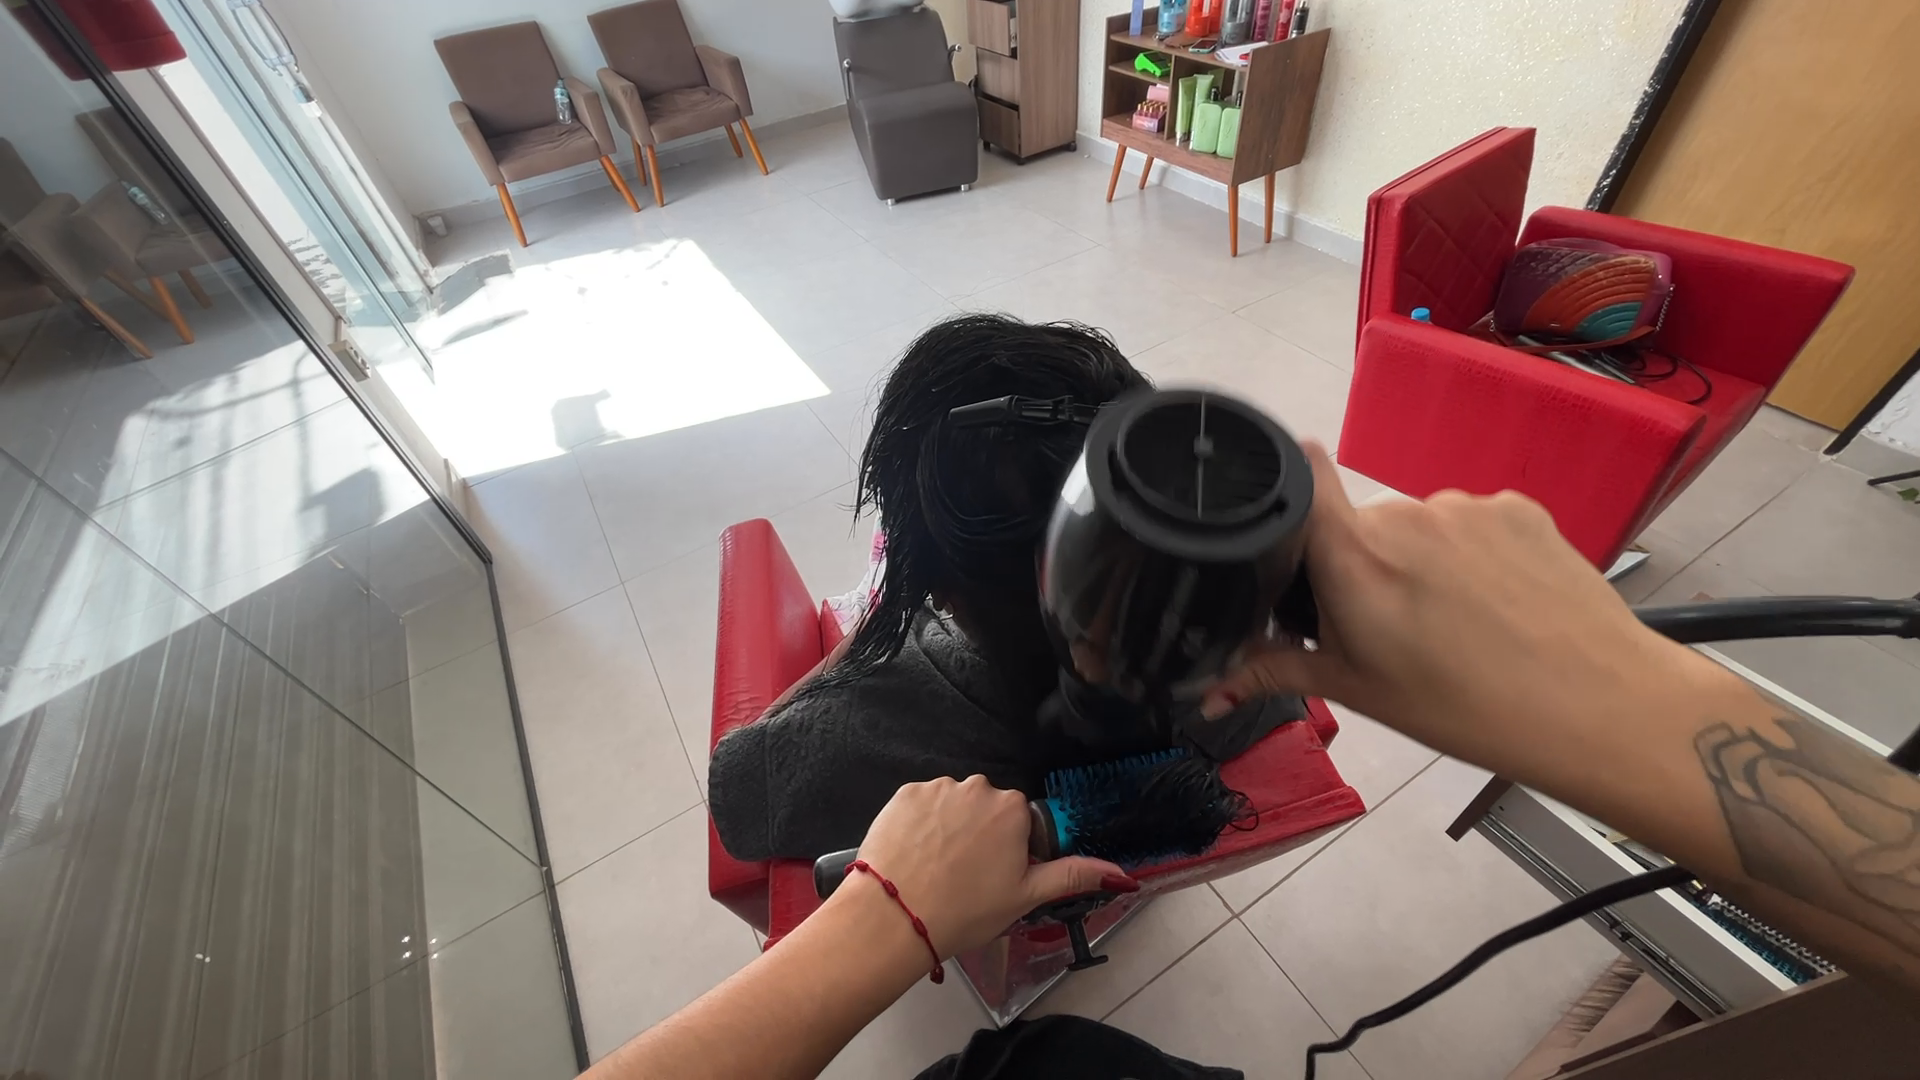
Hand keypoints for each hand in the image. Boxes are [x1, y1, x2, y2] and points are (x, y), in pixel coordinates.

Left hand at [850, 775, 1134, 957]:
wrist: (895, 916)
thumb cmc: (965, 910)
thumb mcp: (1026, 897)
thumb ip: (1074, 876)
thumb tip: (1123, 876)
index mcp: (1012, 807)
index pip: (1019, 821)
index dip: (1010, 850)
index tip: (995, 875)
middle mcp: (977, 786)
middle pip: (985, 808)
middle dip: (980, 834)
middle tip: (965, 876)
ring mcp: (938, 786)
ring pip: (953, 805)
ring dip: (949, 828)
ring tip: (936, 868)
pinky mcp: (905, 792)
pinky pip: (922, 804)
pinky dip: (920, 824)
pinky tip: (915, 853)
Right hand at [1201, 445, 1731, 778]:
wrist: (1601, 708)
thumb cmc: (1460, 704)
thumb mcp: (1354, 689)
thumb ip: (1271, 672)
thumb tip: (1205, 696)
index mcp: (1351, 555)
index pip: (1303, 474)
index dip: (1286, 475)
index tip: (1285, 505)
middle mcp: (1402, 513)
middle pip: (1358, 522)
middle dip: (1358, 561)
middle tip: (1381, 619)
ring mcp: (1466, 506)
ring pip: (1415, 523)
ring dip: (1415, 556)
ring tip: (1447, 614)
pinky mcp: (1519, 507)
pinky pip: (1470, 519)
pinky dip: (1468, 550)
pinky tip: (1492, 597)